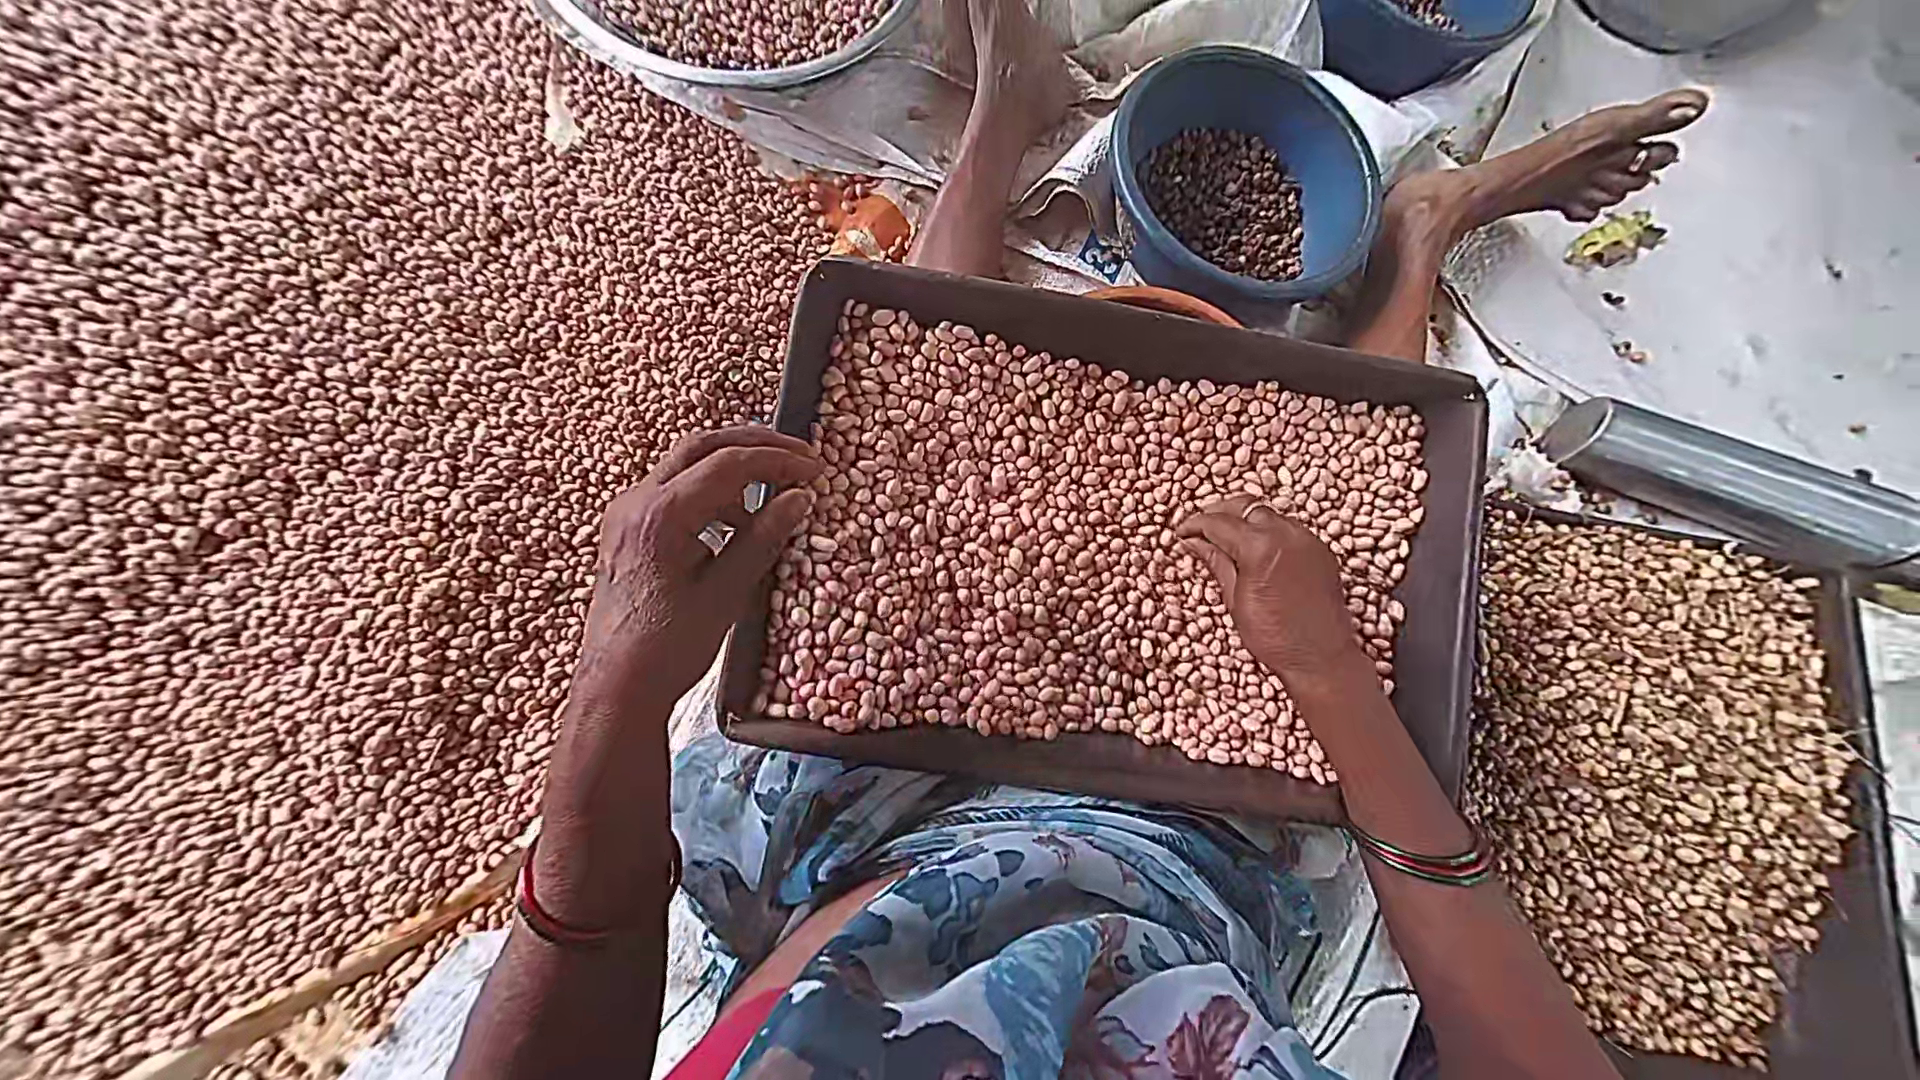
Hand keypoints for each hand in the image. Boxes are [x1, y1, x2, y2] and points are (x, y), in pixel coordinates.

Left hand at [576, 426, 821, 703]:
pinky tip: (740, 522)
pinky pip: (678, 492)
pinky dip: (715, 494)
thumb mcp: (727, 591)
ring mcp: (629, 513)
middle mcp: (638, 502)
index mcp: (662, 515)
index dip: (778, 461)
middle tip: (800, 455)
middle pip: (702, 446)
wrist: (616, 685)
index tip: (814, 469)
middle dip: (756, 444)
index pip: (728, 464)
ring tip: (777, 492)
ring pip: (689, 464)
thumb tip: (799, 498)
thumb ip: (763, 537)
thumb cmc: (669, 646)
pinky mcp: (631, 528)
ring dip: (736, 469)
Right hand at [1175, 496, 1366, 686]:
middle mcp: (1287, 535)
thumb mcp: (1234, 598)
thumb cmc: (1275, 636)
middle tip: (1199, 530)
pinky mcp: (1319, 551)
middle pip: (1244, 506)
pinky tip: (1253, 550)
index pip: (1218, 522)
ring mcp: (1307, 541)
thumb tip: (1194, 542)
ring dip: (1243, 520)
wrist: (1319, 658)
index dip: (1194, 524)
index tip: (1182, 532)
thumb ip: (1216, 562)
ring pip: (1267, 514)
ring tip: (1224, 540)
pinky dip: (1266, 531)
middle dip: (1218, 514)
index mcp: (1260, 546)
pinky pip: (1287, 528)